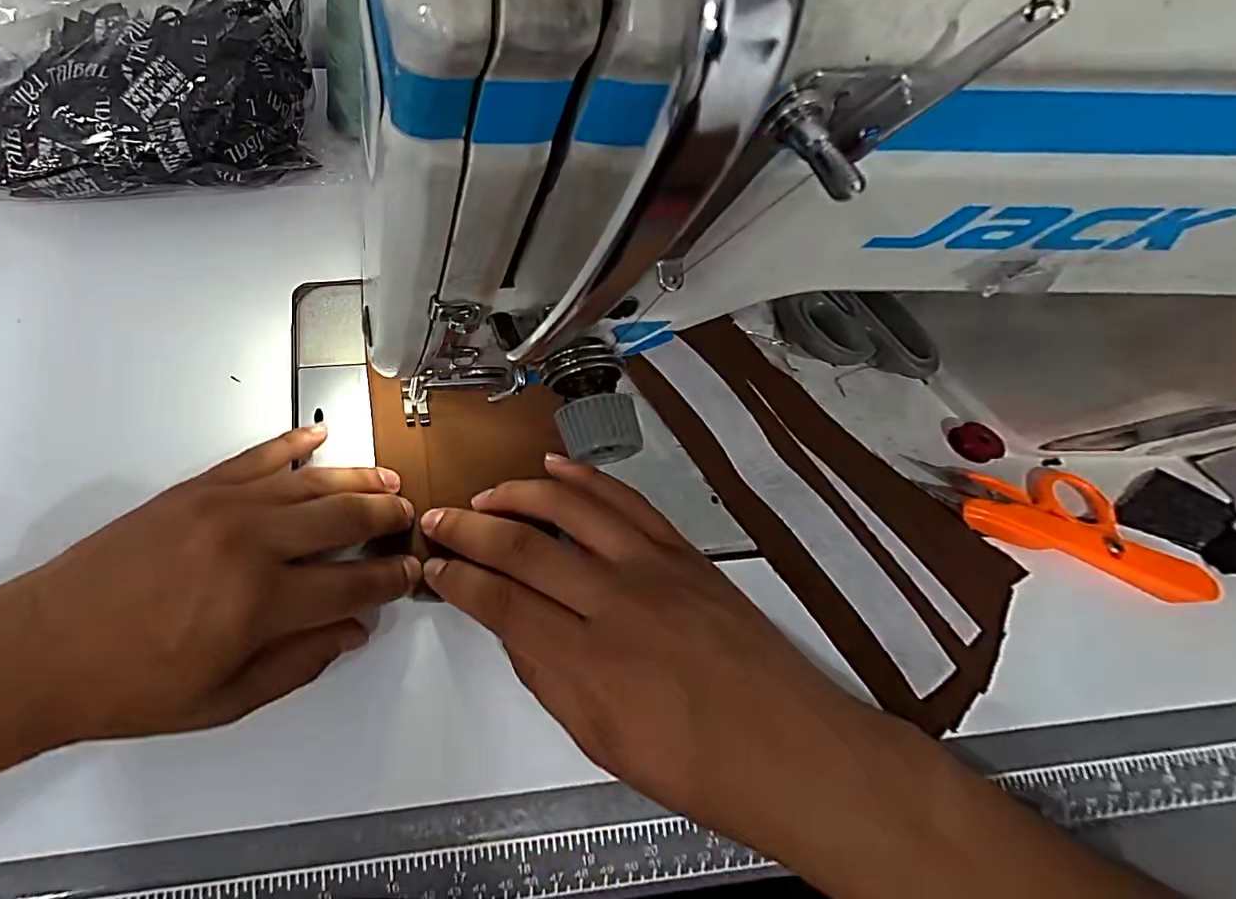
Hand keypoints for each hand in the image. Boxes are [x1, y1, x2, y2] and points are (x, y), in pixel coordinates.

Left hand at [0, 425, 419, 800]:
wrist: (43, 647)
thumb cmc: (128, 685)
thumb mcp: (224, 701)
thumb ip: (298, 663)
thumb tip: (351, 632)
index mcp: (260, 604)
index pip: (352, 584)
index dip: (390, 580)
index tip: (410, 574)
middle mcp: (250, 544)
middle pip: (343, 518)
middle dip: (387, 516)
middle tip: (409, 517)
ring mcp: (222, 505)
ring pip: (310, 480)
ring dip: (355, 477)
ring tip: (386, 478)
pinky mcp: (195, 487)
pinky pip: (257, 456)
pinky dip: (293, 444)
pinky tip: (318, 437)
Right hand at [419, 455, 898, 850]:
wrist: (800, 757)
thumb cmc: (705, 766)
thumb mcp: (602, 742)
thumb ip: (545, 677)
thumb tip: (508, 630)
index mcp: (591, 661)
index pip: (499, 601)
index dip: (457, 579)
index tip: (435, 567)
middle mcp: (617, 604)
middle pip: (521, 547)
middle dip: (468, 528)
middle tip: (440, 519)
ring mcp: (653, 570)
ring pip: (568, 509)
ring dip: (517, 493)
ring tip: (487, 494)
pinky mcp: (683, 554)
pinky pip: (627, 501)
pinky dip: (586, 479)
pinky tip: (557, 468)